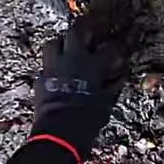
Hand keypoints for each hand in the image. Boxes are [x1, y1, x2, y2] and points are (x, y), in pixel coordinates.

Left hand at [31, 6, 128, 158]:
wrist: (60, 133)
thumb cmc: (88, 120)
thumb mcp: (107, 102)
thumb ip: (113, 85)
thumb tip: (120, 75)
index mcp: (92, 65)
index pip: (110, 48)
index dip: (118, 44)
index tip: (123, 44)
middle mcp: (71, 60)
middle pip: (76, 32)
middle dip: (84, 29)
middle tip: (90, 34)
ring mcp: (53, 67)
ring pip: (54, 43)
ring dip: (62, 43)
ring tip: (69, 49)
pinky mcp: (40, 78)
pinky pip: (46, 65)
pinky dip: (53, 66)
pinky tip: (58, 72)